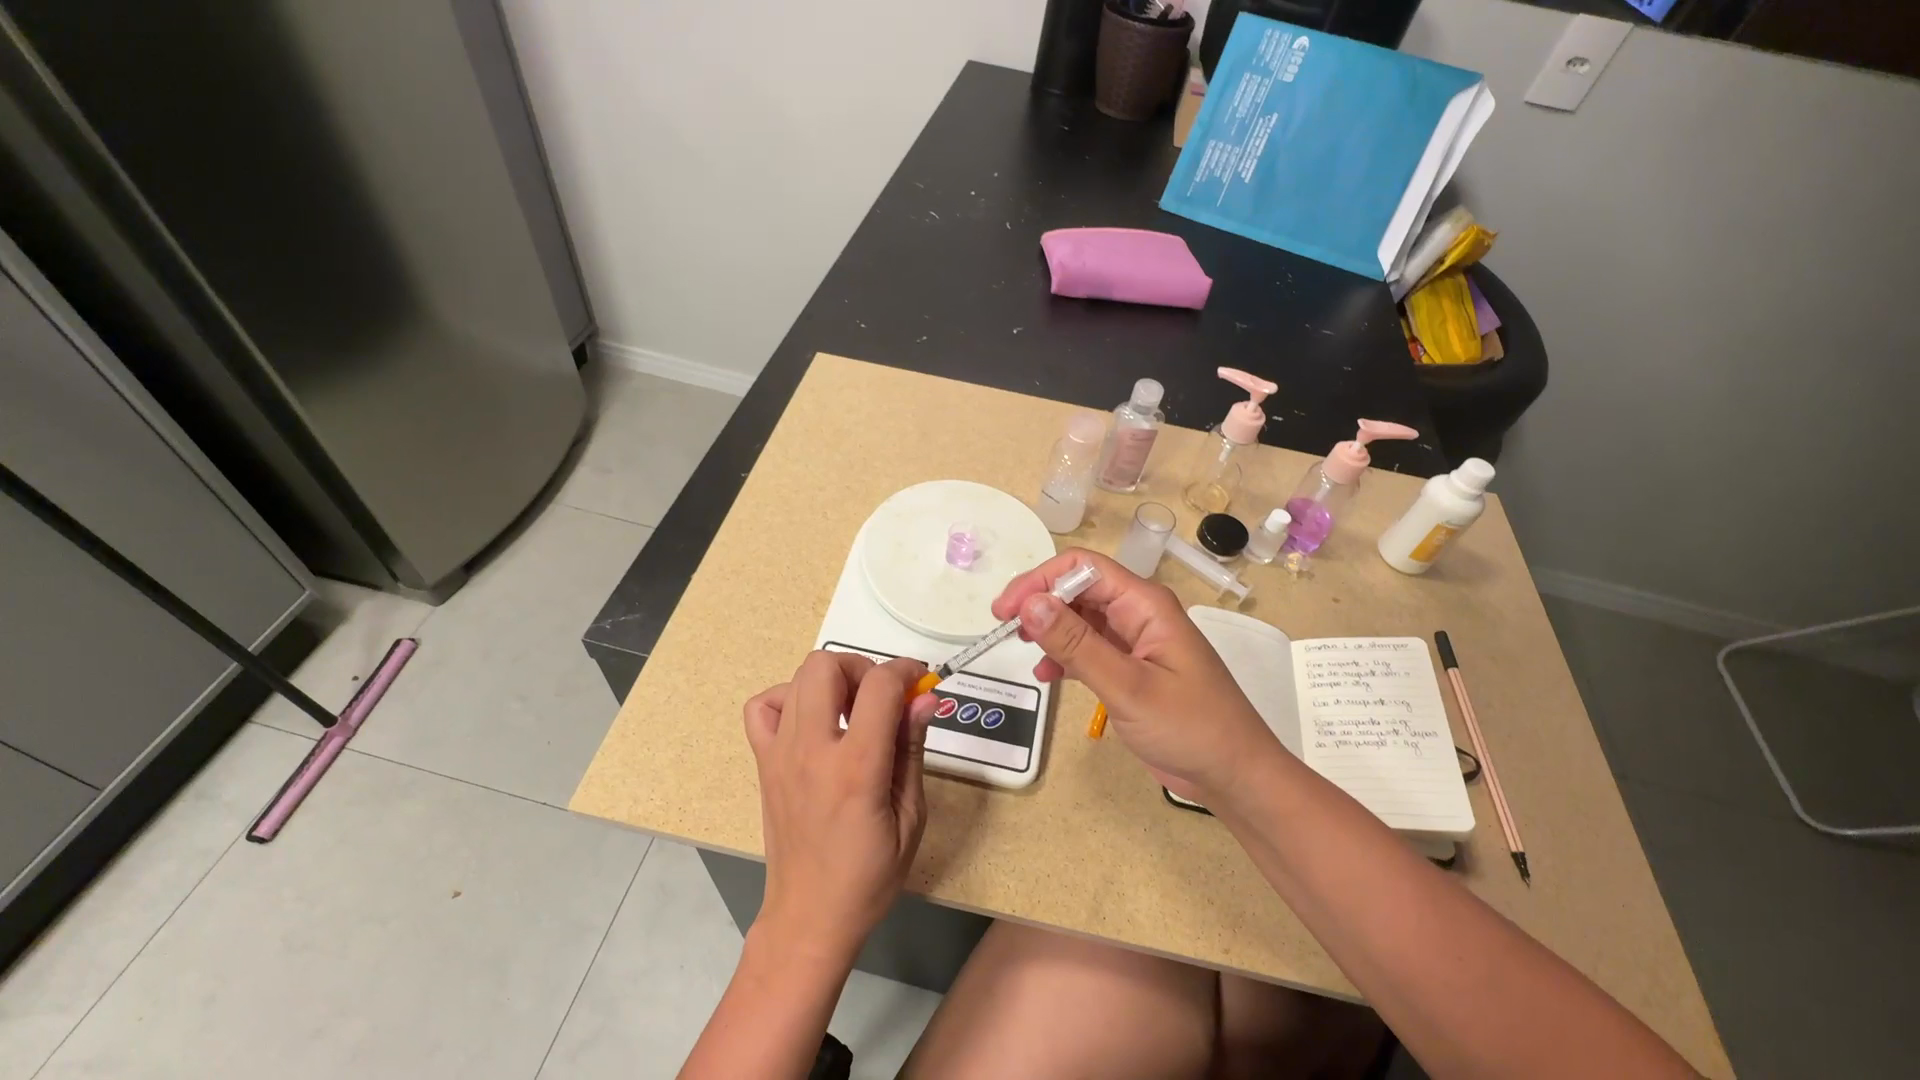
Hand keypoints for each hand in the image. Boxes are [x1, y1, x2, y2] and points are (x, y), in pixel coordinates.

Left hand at [742, 652, 936, 964]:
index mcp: (856, 768)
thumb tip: (925, 698)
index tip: (921, 682)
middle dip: (862, 667)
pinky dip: (788, 698)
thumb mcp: (910, 817)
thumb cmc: (869, 876)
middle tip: (883, 698)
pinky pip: (763, 707)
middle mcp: (811, 750)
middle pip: (826, 665)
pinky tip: (813, 722)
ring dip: (832, 681)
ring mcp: (780, 753)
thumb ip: (912, 749)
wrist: (809, 915)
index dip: (905, 671)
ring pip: (797, 678)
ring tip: (852, 712)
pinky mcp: (763, 762)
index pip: (878, 686)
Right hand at [992, 549, 1278, 800]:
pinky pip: (1090, 648)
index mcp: (1145, 604)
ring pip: (1081, 619)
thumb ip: (1076, 644)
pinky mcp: (1132, 668)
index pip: (1082, 568)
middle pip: (1078, 589)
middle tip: (1004, 630)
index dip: (1039, 581)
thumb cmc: (1190, 727)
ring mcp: (1136, 641)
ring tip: (1022, 653)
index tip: (1005, 611)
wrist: (1234, 774)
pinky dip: (1064, 657)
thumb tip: (1029, 604)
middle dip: (1039, 603)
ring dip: (1049, 630)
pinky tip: (1048, 677)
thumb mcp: (1127, 686)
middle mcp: (1139, 614)